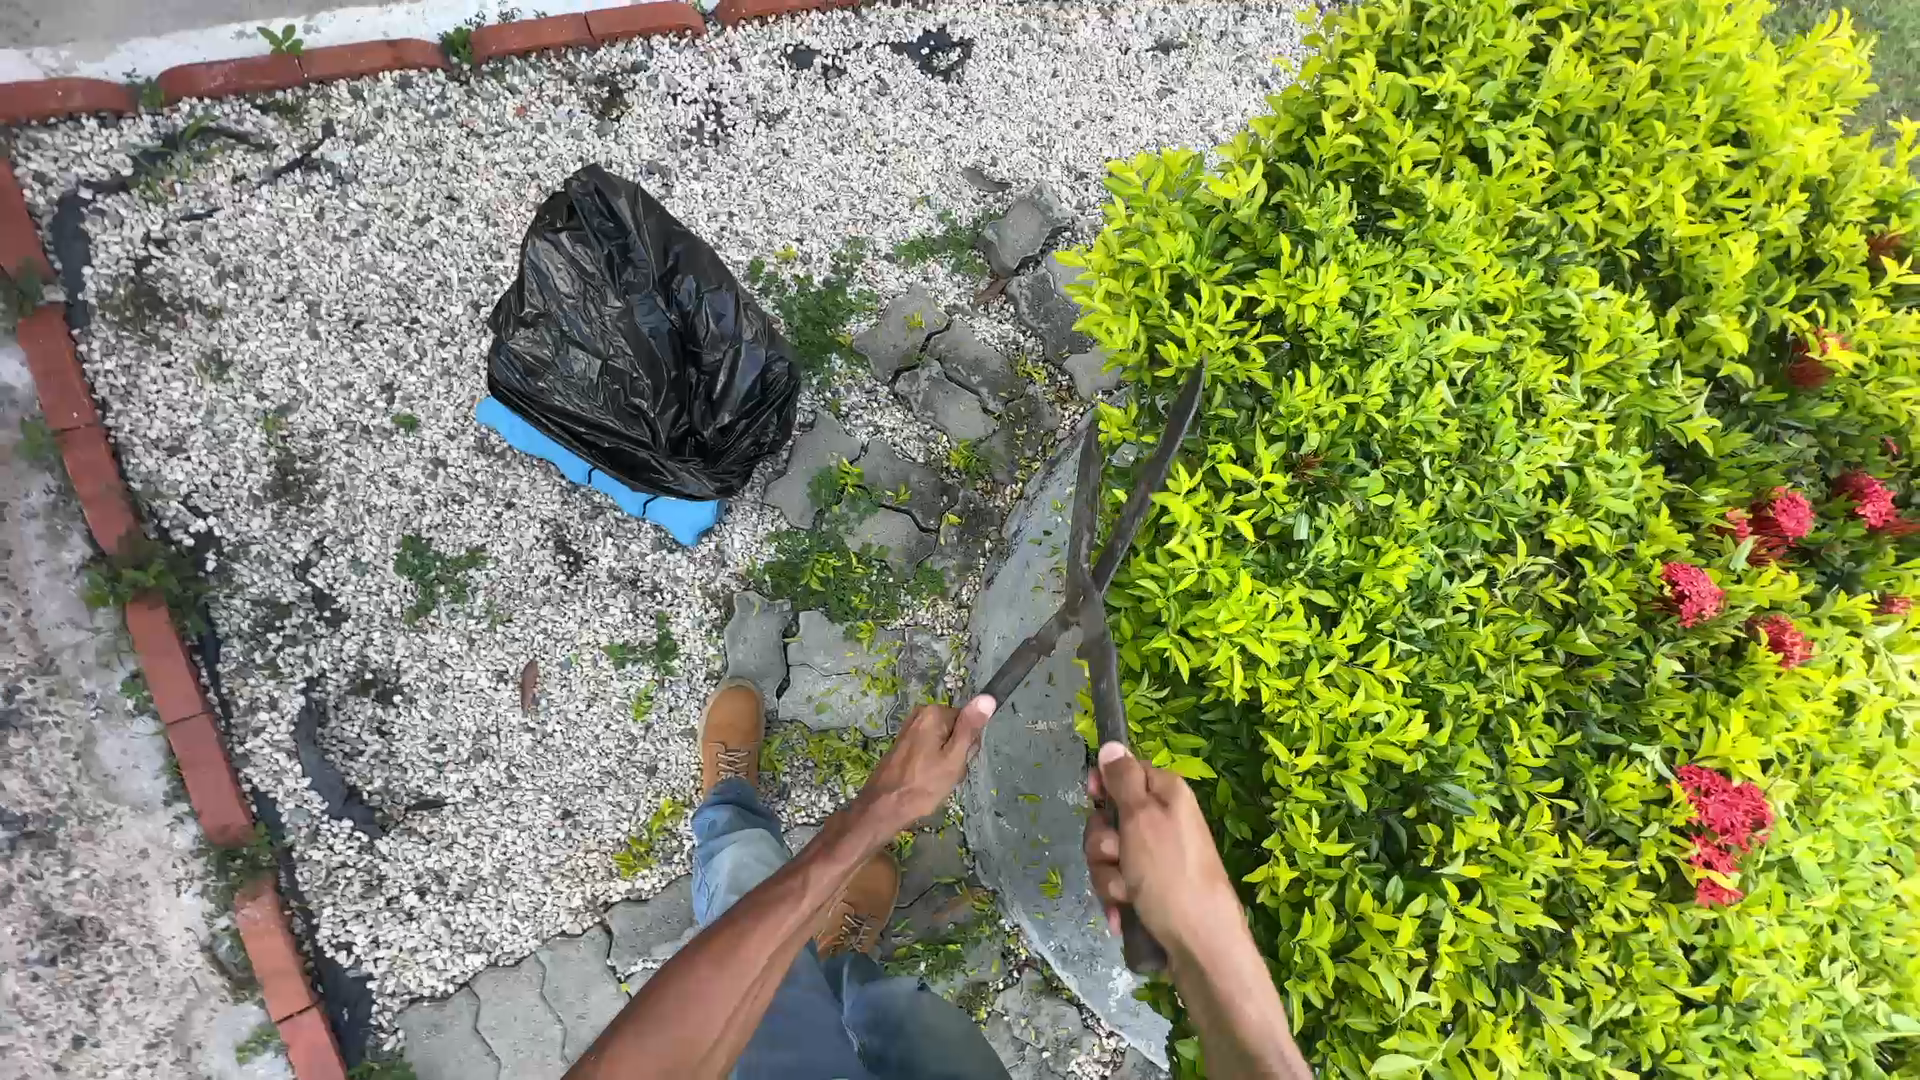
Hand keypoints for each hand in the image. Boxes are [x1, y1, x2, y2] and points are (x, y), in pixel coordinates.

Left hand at [849, 695, 996, 842]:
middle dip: (956, 754)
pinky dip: (932, 764)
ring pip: (943, 742)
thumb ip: (970, 727)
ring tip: (936, 780)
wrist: (884, 807)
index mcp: (934, 713)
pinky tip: (927, 780)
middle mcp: (920, 714)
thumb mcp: (954, 758)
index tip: (959, 763)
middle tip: (948, 774)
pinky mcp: (904, 743)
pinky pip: (929, 749)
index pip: (968, 722)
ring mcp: (910, 728)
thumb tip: (988, 698)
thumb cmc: (923, 785)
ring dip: (946, 762)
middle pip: (955, 730)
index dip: (968, 746)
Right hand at [1084, 742, 1244, 966]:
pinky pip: (1117, 883)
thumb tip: (1112, 744)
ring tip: (1126, 895)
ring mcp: (1157, 858)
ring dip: (1108, 875)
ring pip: (1108, 853)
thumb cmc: (1171, 875)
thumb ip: (1123, 779)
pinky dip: (1117, 899)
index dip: (1103, 786)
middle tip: (1118, 857)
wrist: (1202, 949)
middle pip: (1109, 816)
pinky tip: (1125, 914)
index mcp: (1166, 794)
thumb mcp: (1143, 818)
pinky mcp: (1152, 890)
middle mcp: (1163, 821)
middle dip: (1102, 843)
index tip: (1093, 799)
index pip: (1124, 772)